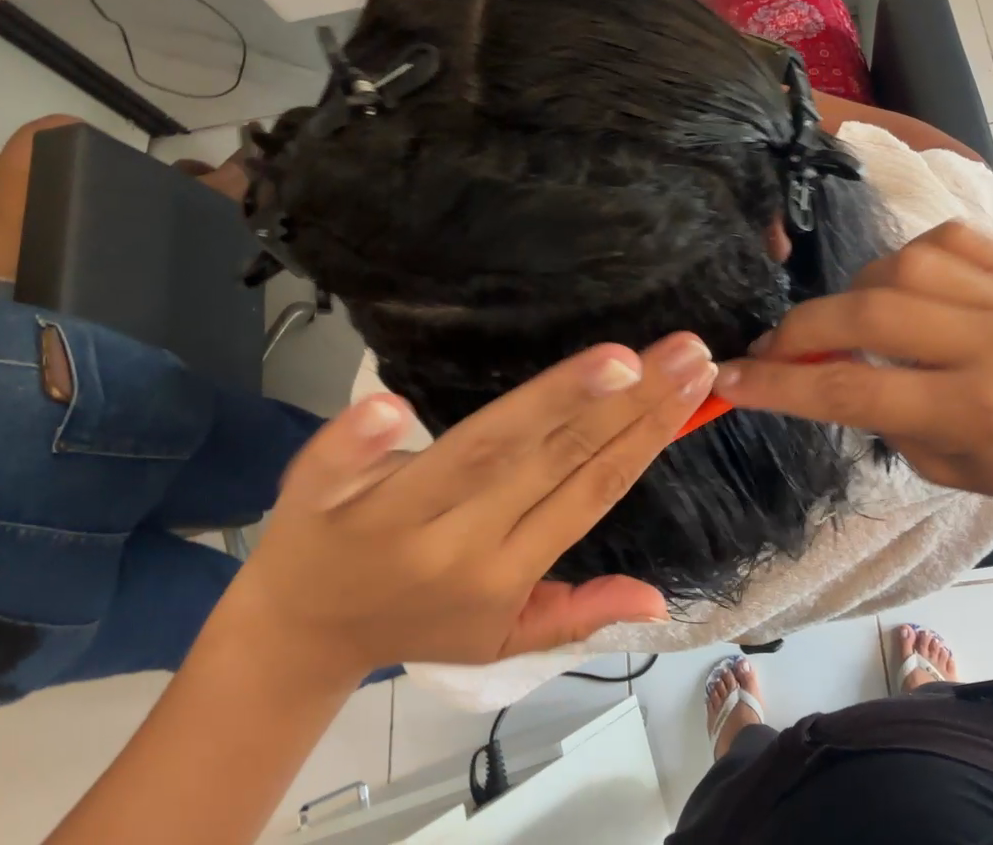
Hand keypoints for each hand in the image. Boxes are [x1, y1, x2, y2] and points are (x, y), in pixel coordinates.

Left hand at [228, 333, 716, 679]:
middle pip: (554, 460)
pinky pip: (340, 465)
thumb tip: (659, 597)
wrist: (298, 635)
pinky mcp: (320, 494)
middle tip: (685, 351)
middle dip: (627, 402)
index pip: (592, 492)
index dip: (645, 437)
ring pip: (479, 450)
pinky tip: (394, 405)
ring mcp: (389, 517)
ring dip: (550, 401)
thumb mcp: (503, 640)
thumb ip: (579, 613)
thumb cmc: (416, 623)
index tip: (694, 384)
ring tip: (618, 357)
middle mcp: (458, 541)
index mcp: (506, 571)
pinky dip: (363, 439)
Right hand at [712, 221, 992, 508]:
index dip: (780, 385)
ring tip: (852, 321)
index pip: (854, 391)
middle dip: (803, 330)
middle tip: (776, 348)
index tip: (729, 380)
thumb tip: (806, 366)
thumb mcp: (931, 462)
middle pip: (870, 315)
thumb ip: (869, 410)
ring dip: (854, 293)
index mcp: (974, 411)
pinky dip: (903, 259)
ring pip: (900, 266)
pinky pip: (940, 238)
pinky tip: (901, 288)